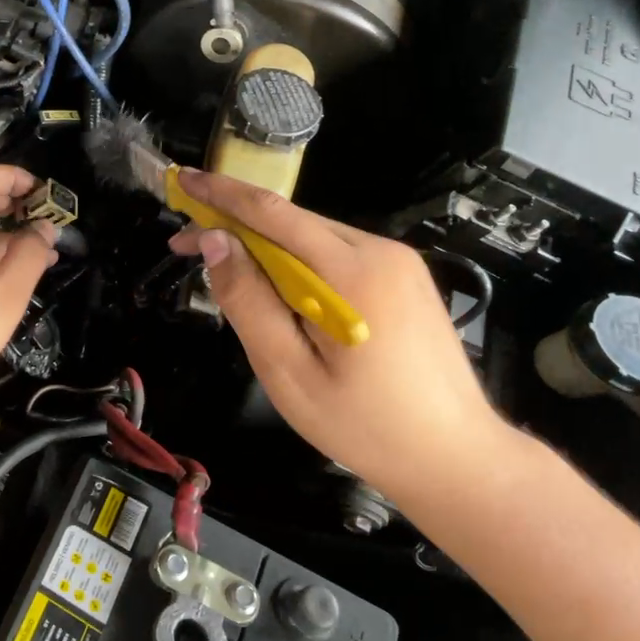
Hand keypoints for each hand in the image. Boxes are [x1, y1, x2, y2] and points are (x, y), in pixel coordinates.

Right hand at [168, 168, 510, 500]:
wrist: (458, 459)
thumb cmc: (365, 425)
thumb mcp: (288, 370)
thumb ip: (248, 300)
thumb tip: (213, 240)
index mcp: (353, 272)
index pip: (273, 213)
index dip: (221, 194)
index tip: (181, 181)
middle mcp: (380, 252)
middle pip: (291, 221)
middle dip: (233, 224)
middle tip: (183, 247)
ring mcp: (398, 263)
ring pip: (312, 236)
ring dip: (264, 245)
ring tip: (226, 274)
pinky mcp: (404, 278)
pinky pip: (335, 253)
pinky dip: (296, 261)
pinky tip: (277, 291)